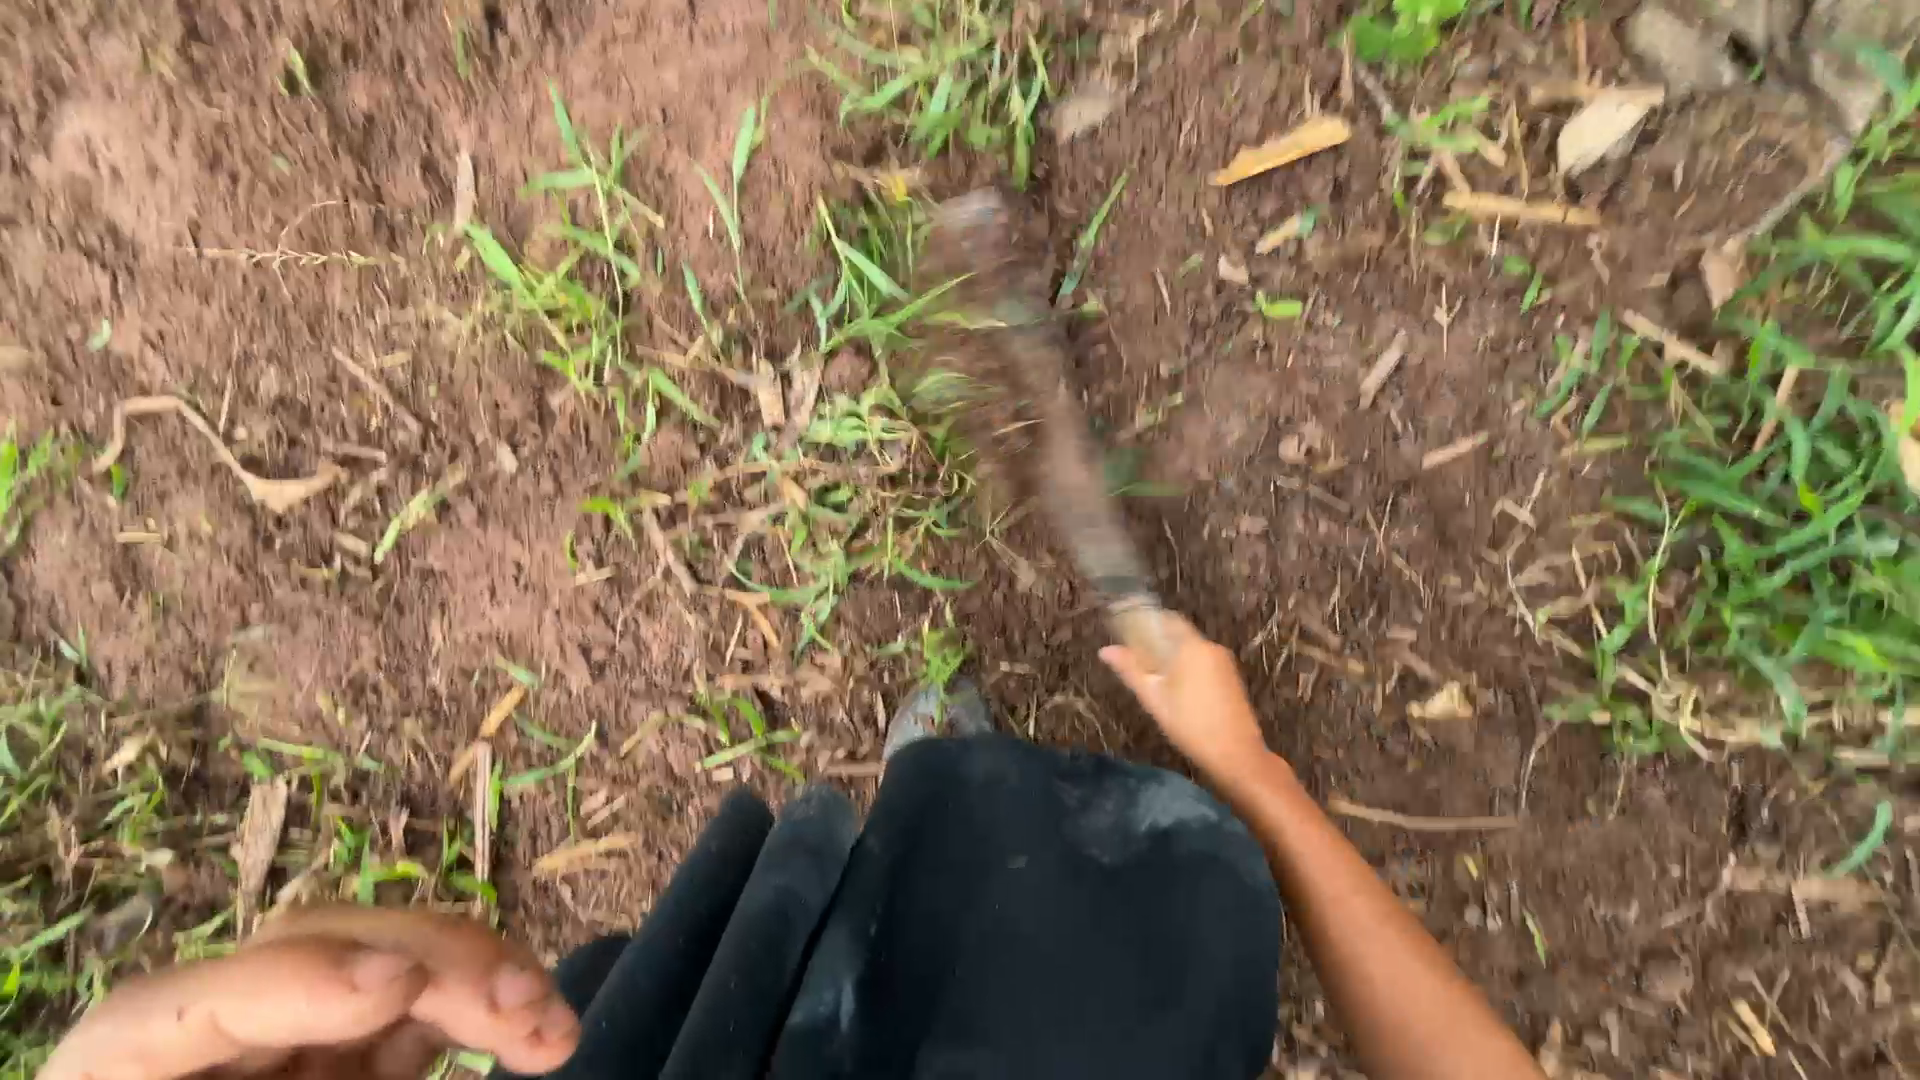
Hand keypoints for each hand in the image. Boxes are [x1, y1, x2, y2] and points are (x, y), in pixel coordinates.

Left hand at [42, 906, 579, 1079]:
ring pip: (404, 957)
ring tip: (557, 1027)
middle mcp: (219, 1032)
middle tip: (522, 1004)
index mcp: (127, 1071)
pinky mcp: (364, 1042)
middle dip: (442, 964)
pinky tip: (544, 1029)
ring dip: (494, 981)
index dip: (297, 982)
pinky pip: (435, 1006)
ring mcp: (301, 1028)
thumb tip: (402, 994)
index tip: (402, 985)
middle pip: (328, 948)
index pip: (176, 1009)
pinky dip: (496, 1011)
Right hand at [1100, 614, 1271, 778]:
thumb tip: (1105, 650)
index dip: (1147, 622)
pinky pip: (1204, 662)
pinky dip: (1188, 668)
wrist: (1236, 754)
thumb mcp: (1153, 698)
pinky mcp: (1231, 678)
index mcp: (1192, 647)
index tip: (1128, 633)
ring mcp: (1225, 663)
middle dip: (1158, 645)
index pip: (1168, 620)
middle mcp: (1211, 648)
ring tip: (1154, 680)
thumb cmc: (1190, 724)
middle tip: (1137, 662)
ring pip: (1192, 651)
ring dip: (1173, 658)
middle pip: (1179, 636)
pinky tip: (1177, 691)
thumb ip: (1130, 669)